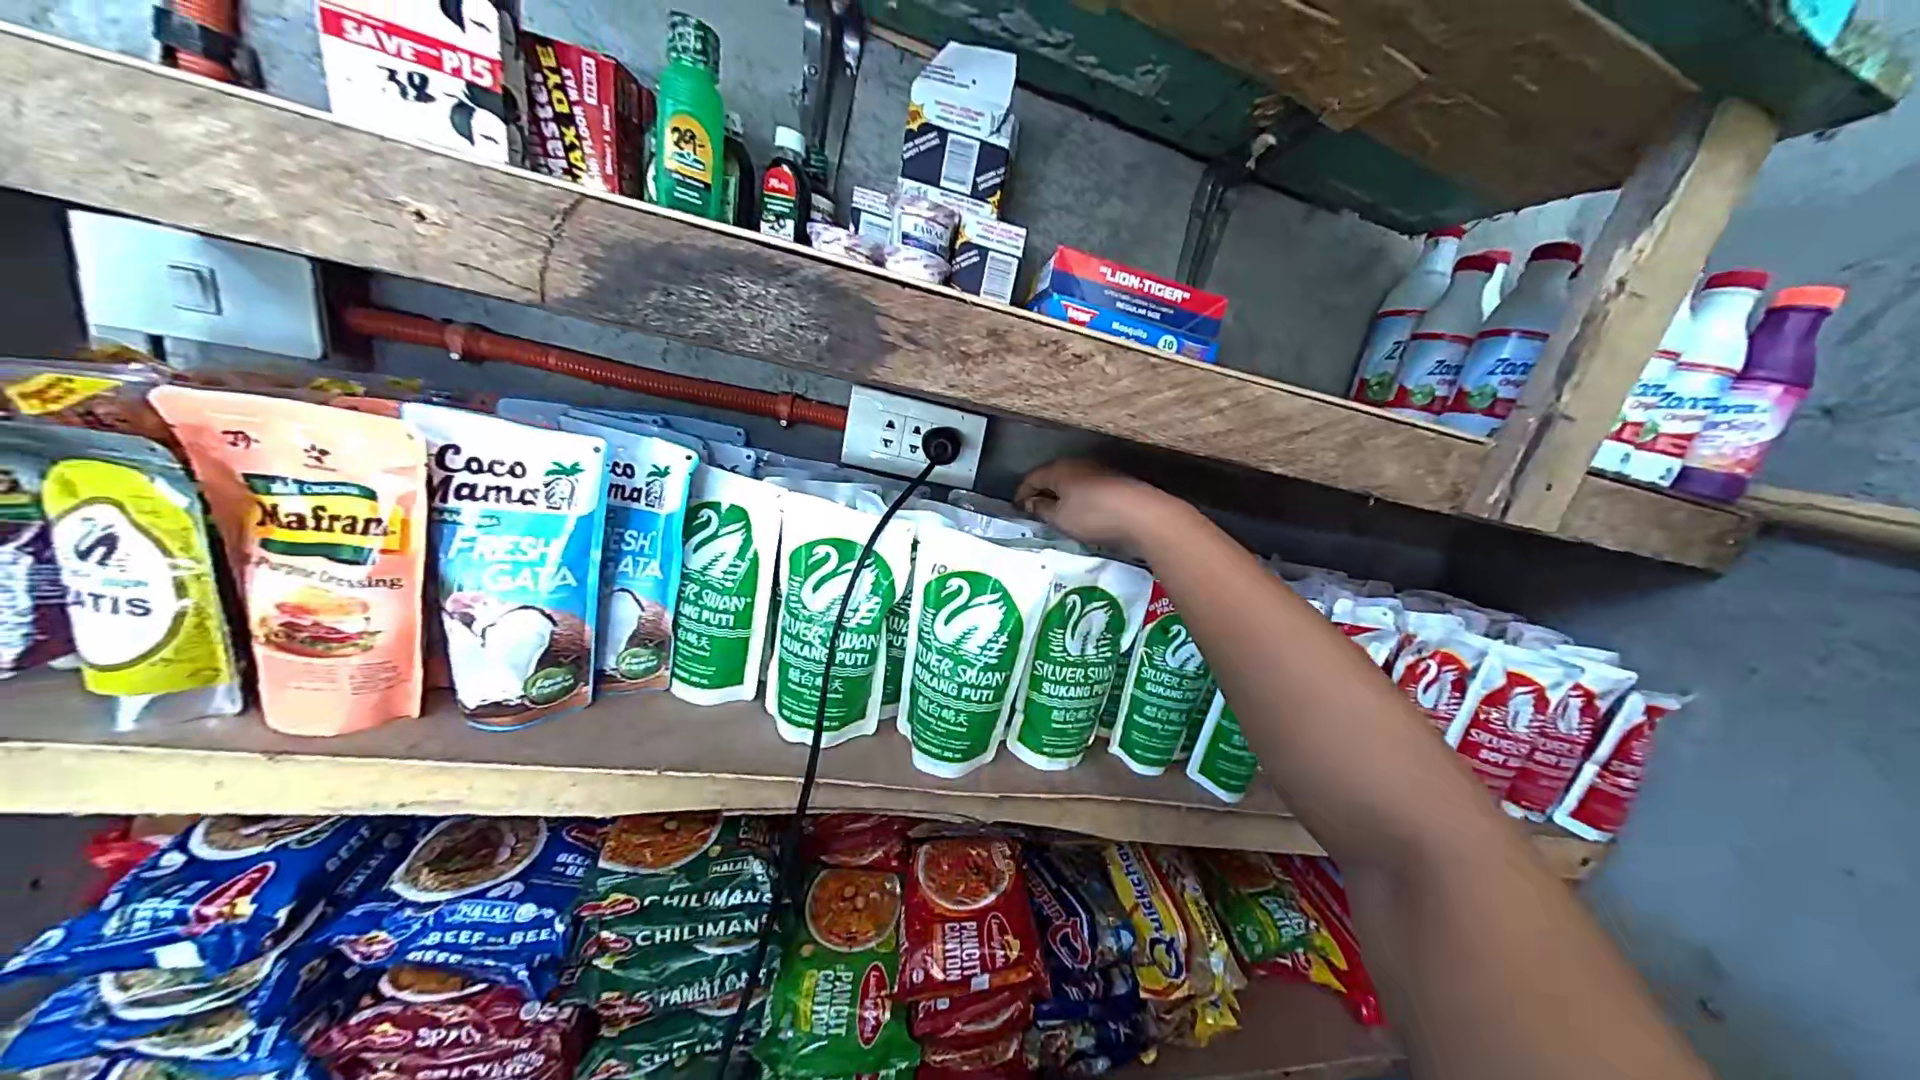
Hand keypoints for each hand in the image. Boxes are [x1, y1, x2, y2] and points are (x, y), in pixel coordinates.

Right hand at [1014, 460, 1190, 550]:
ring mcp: (1099, 471)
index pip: (1032, 477)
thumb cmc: (1094, 515)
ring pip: (1071, 482)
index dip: (1021, 493)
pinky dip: (1078, 499)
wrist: (1144, 516)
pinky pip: (1087, 489)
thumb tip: (1029, 502)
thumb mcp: (1060, 517)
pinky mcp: (1116, 483)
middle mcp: (1078, 464)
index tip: (1015, 507)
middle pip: (1052, 476)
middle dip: (1041, 492)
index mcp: (1059, 469)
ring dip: (1061, 496)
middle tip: (1033, 510)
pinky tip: (1080, 514)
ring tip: (1055, 514)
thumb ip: (1041, 509)